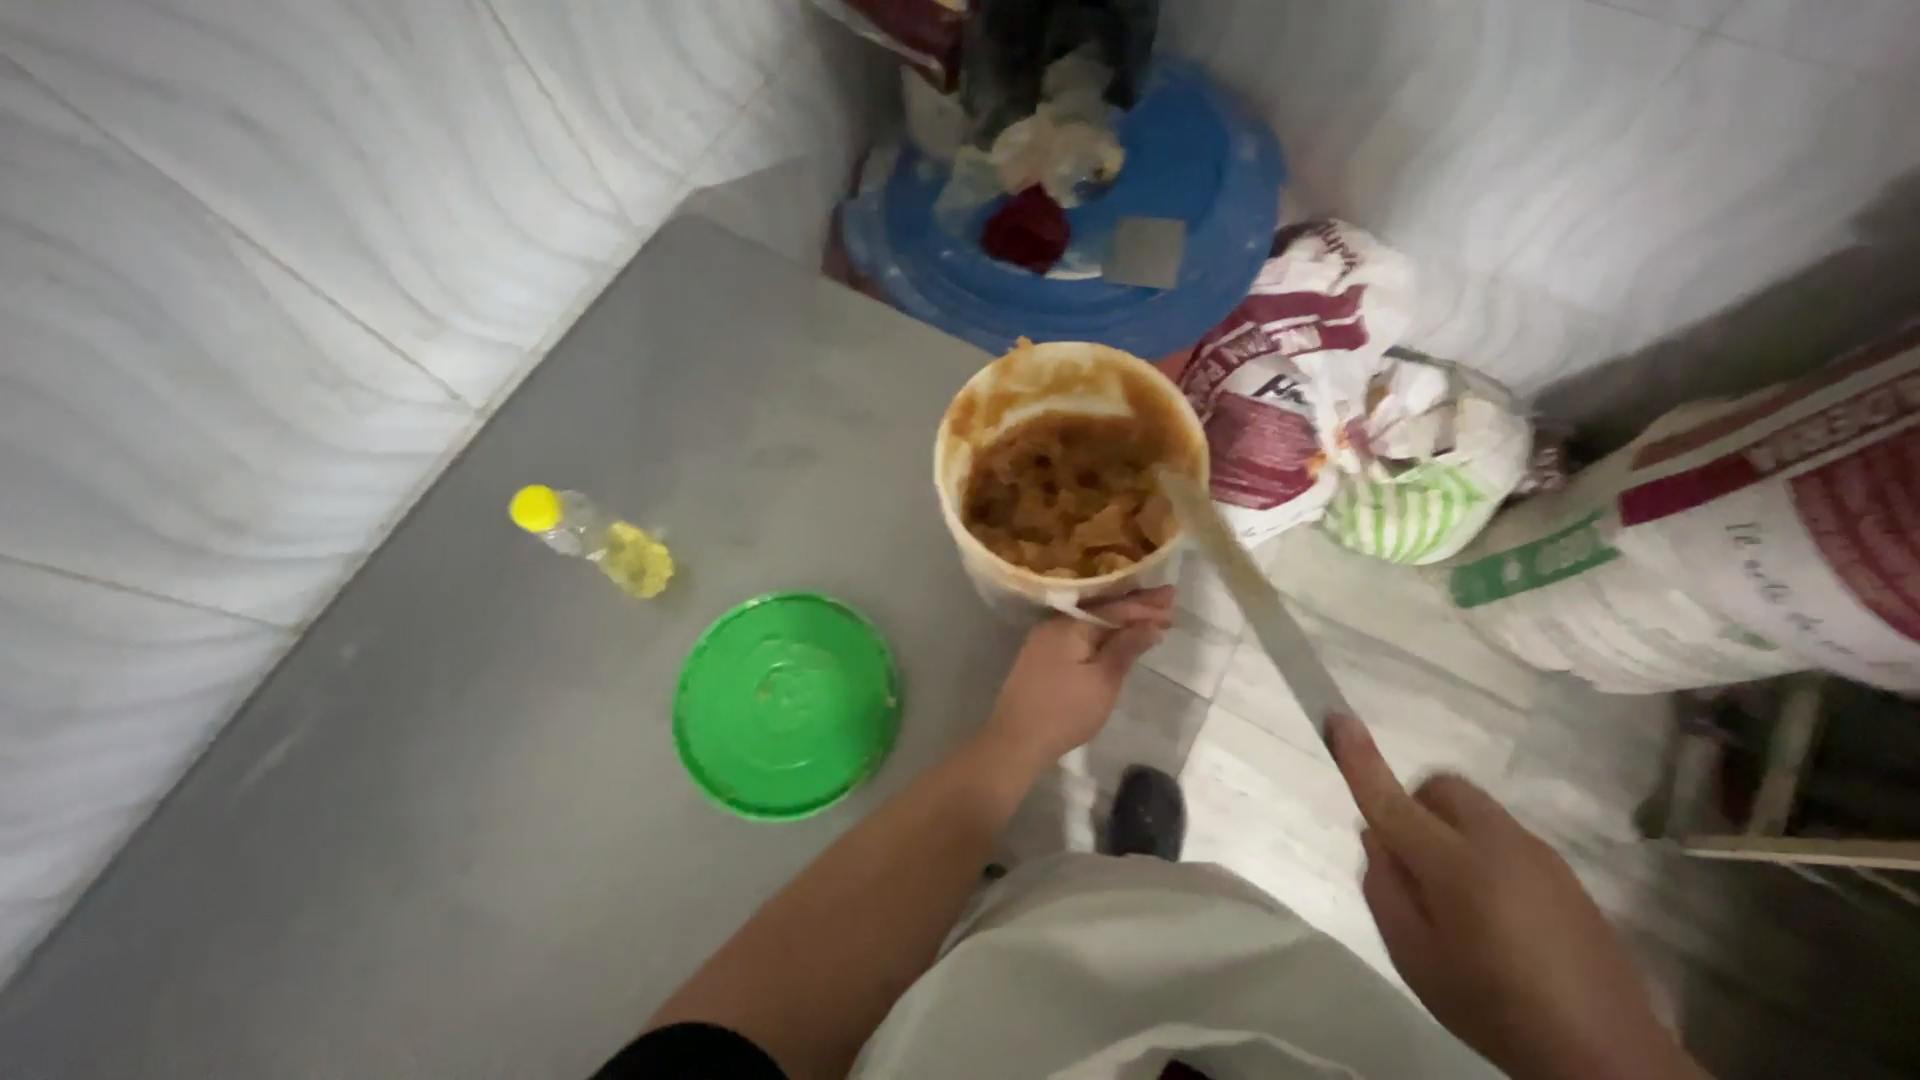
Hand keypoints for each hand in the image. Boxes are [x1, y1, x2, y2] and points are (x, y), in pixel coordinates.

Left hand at [981, 587, 1175, 768]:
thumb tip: (1151, 625)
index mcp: (1069, 625)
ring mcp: (1045, 640)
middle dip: (1134, 606)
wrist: (1016, 740)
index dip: (1144, 605)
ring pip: (1089, 622)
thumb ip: (1126, 648)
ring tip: (1149, 614)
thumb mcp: (1103, 681)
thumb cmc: (1065, 712)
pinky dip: (1101, 633)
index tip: (1172, 600)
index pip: (1114, 608)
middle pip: (1100, 609)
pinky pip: (1078, 635)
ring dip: (1119, 620)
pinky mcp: (1042, 657)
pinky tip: (1116, 636)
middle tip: (1168, 599)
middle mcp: (1054, 624)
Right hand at [1327, 714, 1708, 1079]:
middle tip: (1411, 863)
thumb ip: (1384, 889)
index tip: (1337, 717)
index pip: (1393, 800)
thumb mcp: (1413, 958)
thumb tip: (1378, 837)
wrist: (1606, 1054)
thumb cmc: (1491, 1006)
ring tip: (1455, 898)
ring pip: (1472, 808)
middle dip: (1414, 806)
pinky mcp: (1563, 871)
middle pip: (1440, 787)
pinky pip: (1502, 835)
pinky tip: (1493, 912)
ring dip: (1447, 830)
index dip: (1360, 757)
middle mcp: (1498, 843)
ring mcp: (1537, 853)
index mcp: (1455, 866)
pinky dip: (1480, 851)